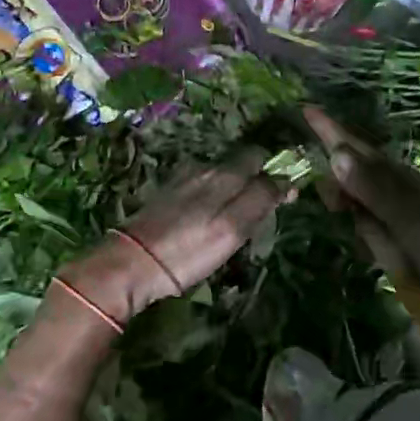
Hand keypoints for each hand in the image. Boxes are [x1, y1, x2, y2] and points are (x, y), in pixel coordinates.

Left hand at [58, 147, 284, 317]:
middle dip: (259, 178)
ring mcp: (184, 179)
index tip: (289, 193)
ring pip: (223, 175)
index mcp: (225, 173)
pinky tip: (213, 216)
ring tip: (242, 215)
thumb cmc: (190, 250)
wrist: (131, 264)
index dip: (278, 170)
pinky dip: (217, 195)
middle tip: (267, 207)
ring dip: (237, 188)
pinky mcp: (168, 194)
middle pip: (242, 163)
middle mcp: (205, 168)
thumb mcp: (234, 228)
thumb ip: (262, 199)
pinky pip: (204, 186)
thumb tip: (286, 179)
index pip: (261, 156)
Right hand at [303, 106, 419, 311]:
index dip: (330, 130)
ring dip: (348, 212)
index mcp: (394, 178)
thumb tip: (337, 154)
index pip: (355, 148)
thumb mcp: (405, 217)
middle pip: (349, 174)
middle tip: (335, 208)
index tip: (305, 110)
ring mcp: (390, 213)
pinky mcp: (391, 237)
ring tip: (357, 231)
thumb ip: (372, 188)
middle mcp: (389, 190)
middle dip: (335, 185)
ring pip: (354, 201)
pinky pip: (364, 226)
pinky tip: (369, 249)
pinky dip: (360, 235)